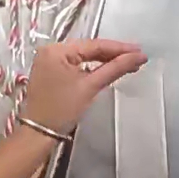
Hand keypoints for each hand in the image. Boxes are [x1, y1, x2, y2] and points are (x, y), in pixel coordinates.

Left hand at [17, 38, 147, 135]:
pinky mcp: (50, 71)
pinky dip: (91, 67)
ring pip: (82, 56)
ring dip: (104, 61)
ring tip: (128, 63)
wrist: (39, 132)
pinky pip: (75, 64)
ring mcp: (48, 61)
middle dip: (113, 54)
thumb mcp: (90, 87)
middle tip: (137, 57)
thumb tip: (138, 56)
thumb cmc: (62, 109)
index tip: (139, 50)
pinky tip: (107, 69)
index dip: (119, 48)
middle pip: (88, 49)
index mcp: (56, 50)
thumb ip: (115, 68)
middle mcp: (50, 50)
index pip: (93, 45)